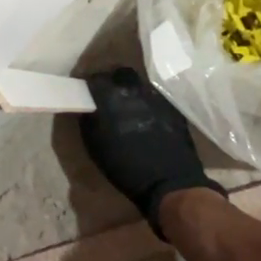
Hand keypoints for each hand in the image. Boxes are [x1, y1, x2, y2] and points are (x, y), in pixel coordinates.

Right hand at [80, 67, 224, 235]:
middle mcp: (134, 91)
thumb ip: (89, 121)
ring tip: (131, 108)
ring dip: (133, 93)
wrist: (170, 184)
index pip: (96, 79)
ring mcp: (156, 99)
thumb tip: (87, 108)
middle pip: (121, 75)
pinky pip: (157, 99)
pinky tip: (149, 119)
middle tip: (111, 97)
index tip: (89, 93)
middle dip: (115, 82)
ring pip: (141, 85)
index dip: (92, 85)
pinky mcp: (173, 109)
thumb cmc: (127, 168)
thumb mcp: (97, 147)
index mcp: (111, 98)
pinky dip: (150, 105)